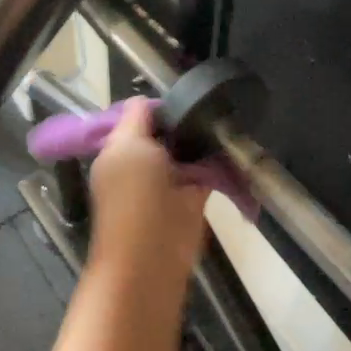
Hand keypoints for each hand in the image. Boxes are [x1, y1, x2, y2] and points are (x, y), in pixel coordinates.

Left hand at [88, 98, 209, 288]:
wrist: (151, 256)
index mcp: (120, 150)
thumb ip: (136, 119)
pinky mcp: (194, 195)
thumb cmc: (132, 197)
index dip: (158, 105)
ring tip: (223, 116)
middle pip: (168, 132)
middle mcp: (143, 163)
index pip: (139, 118)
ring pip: (189, 150)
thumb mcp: (126, 146)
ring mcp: (169, 180)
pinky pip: (208, 170)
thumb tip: (147, 100)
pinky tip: (231, 141)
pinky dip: (219, 160)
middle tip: (208, 102)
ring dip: (202, 139)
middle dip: (184, 120)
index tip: (183, 94)